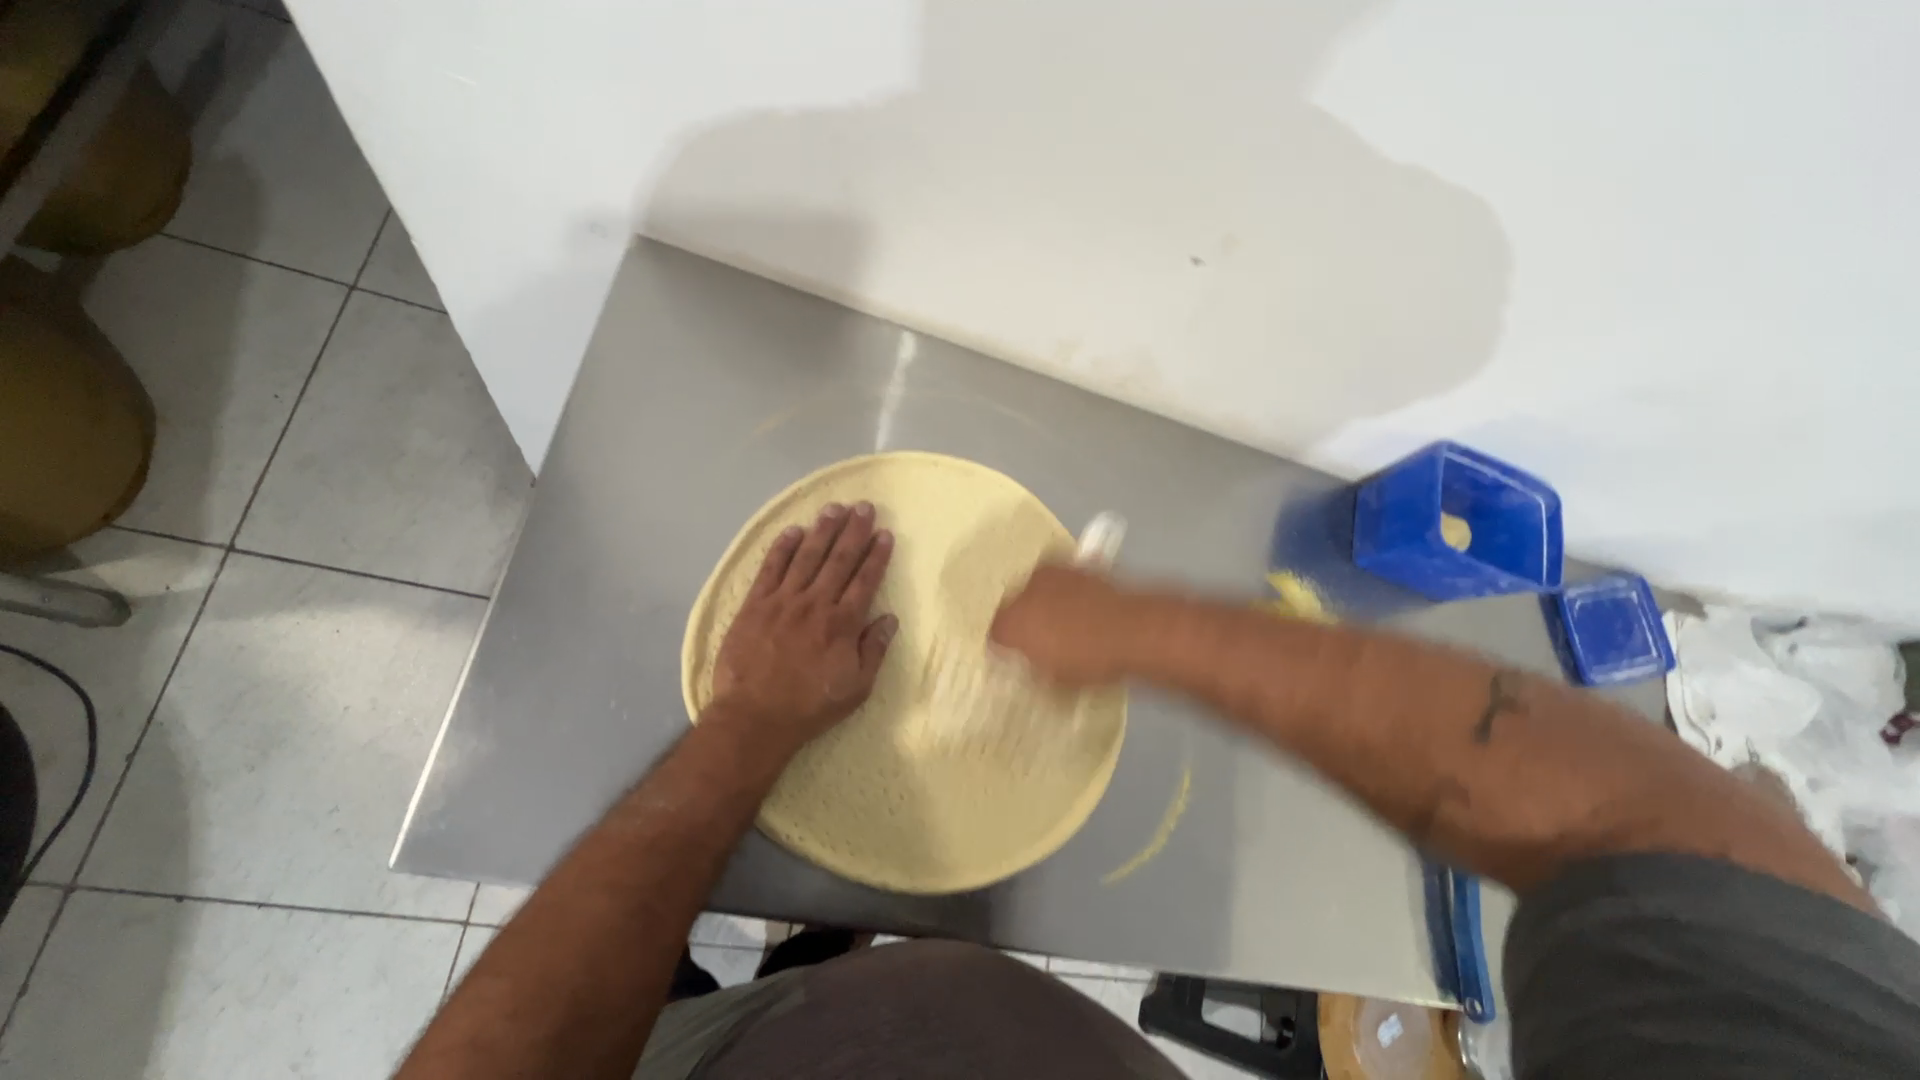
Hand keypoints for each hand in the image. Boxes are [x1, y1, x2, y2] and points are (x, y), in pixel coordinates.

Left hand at [709, 501, 896, 750]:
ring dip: (822, 530)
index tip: (885, 534)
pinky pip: (770, 568)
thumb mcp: (856, 688)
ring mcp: (783, 602)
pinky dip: (782, 548)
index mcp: (842, 624)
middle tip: (864, 507)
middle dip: (854, 531)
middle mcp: (815, 604)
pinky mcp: (754, 605)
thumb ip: (874, 651)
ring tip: (834, 508)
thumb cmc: (810, 706)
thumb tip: (889, 619)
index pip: (865, 580)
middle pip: (838, 559)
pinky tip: (793, 531)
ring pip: (806, 556)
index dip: (876, 555)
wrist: (754, 717)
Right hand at [989, 563, 1133, 685]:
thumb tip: (1033, 665)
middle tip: (1044, 638)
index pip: (996, 635)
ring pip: (1036, 588)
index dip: (1008, 647)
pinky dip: (1066, 588)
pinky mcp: (1074, 563)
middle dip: (1025, 619)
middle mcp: (1021, 592)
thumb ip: (1035, 670)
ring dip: (1043, 600)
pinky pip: (1061, 579)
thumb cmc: (1090, 662)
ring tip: (1065, 618)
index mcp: (1009, 624)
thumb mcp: (1055, 682)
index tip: (1020, 656)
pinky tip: (1082, 602)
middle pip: (1013, 606)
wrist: (1133, 629)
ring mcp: (1048, 574)